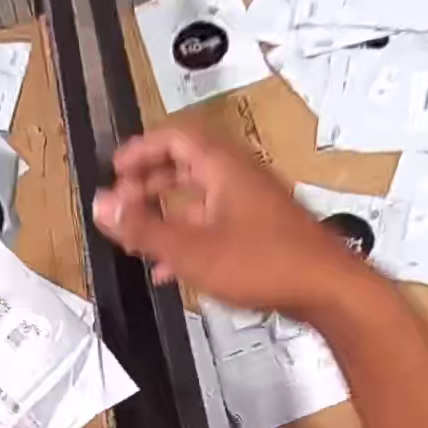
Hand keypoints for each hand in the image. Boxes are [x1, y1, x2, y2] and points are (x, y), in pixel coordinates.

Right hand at [92, 128, 377, 319]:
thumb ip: (144, 229)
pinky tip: (176, 268)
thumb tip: (103, 206)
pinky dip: (190, 240)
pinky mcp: (262, 234)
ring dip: (168, 216)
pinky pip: (215, 227)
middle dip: (150, 185)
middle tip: (126, 201)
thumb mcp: (192, 249)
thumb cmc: (268, 263)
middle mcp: (239, 179)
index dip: (140, 150)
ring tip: (143, 237)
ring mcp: (253, 206)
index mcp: (221, 168)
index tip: (117, 167)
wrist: (324, 289)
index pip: (173, 138)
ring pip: (199, 201)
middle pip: (185, 168)